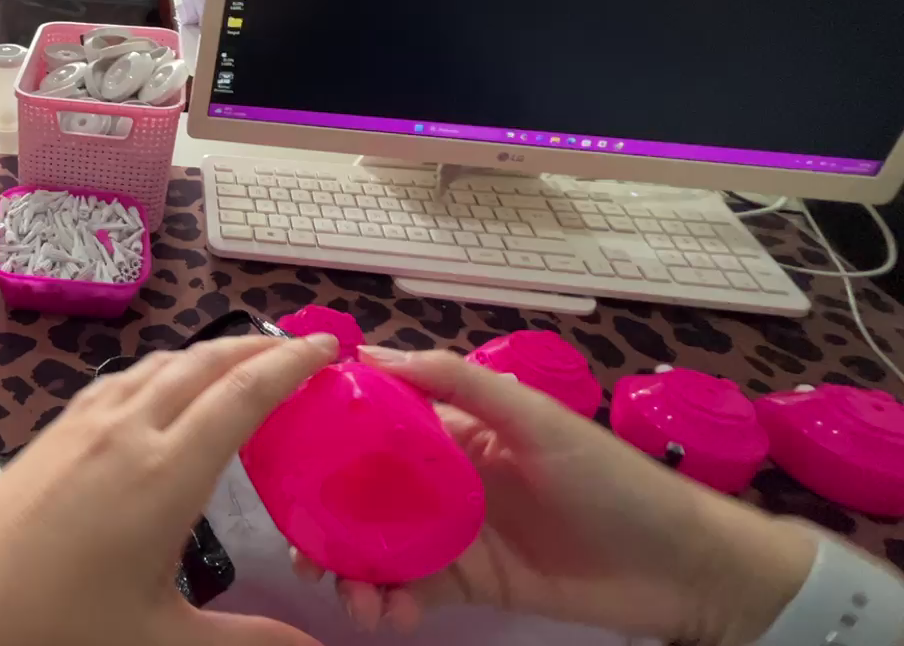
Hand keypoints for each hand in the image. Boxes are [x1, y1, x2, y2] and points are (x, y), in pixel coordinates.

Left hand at [0, 333, 340, 645]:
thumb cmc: (61, 623)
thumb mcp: (163, 638)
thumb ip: (250, 640)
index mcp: (163, 471)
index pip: (241, 397)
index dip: (288, 365)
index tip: (326, 348)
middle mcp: (126, 427)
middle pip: (200, 364)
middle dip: (253, 347)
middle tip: (297, 347)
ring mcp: (85, 421)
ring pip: (157, 365)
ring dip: (204, 355)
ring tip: (238, 362)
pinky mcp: (57, 426)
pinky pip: (120, 380)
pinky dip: (158, 370)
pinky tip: (161, 387)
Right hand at [299, 346, 816, 645]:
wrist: (690, 570)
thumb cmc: (606, 475)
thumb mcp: (532, 414)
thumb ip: (455, 380)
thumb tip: (365, 353)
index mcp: (437, 428)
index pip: (361, 419)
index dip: (317, 428)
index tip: (276, 443)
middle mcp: (426, 477)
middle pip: (353, 488)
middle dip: (318, 513)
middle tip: (296, 541)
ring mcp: (442, 531)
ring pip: (371, 543)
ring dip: (346, 567)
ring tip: (342, 592)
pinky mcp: (464, 582)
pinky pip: (410, 590)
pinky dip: (389, 603)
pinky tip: (385, 614)